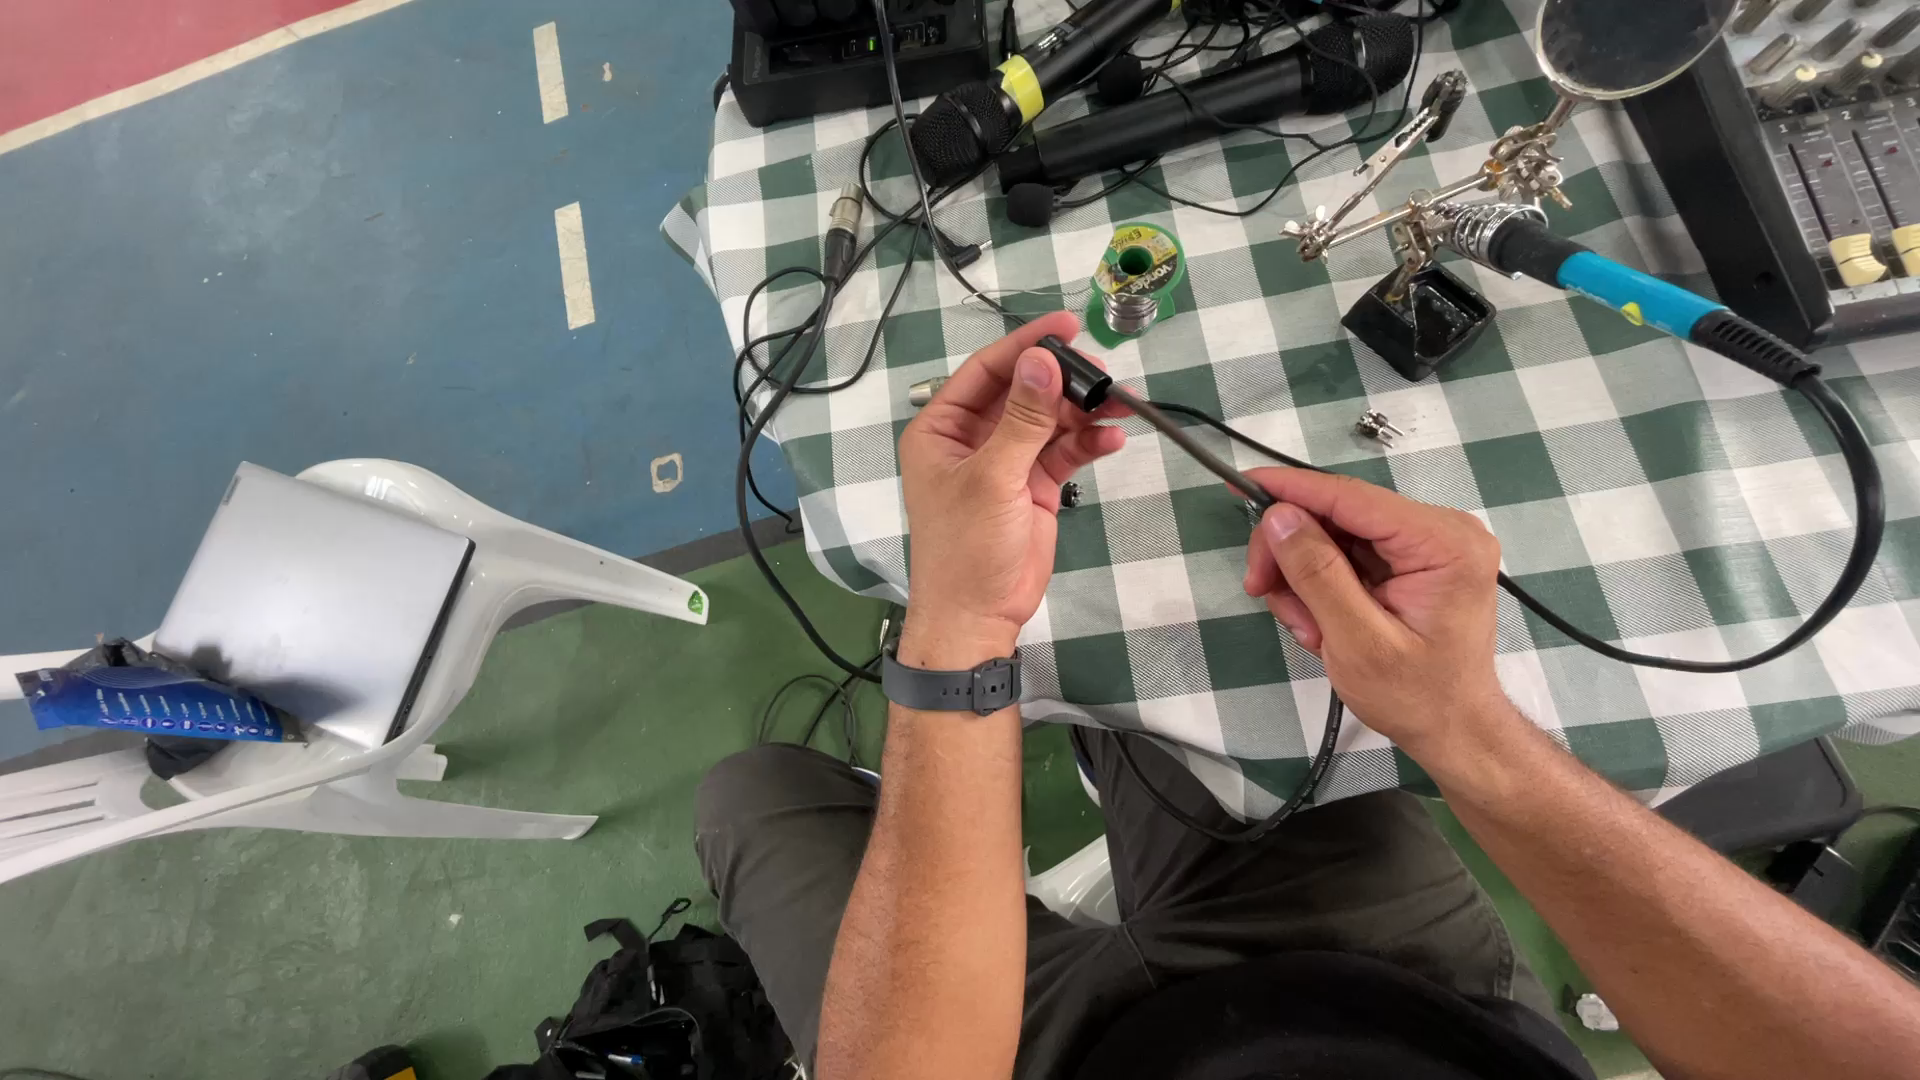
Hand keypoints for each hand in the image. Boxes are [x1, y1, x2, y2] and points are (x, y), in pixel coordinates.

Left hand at [898, 312, 1126, 668]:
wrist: (978, 616)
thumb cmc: (968, 547)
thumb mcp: (993, 479)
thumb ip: (1022, 420)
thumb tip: (1044, 361)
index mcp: (942, 428)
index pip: (985, 371)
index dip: (1026, 346)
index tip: (1068, 325)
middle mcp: (972, 438)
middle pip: (1022, 392)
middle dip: (1063, 383)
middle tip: (1105, 374)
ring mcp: (1005, 461)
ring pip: (1047, 420)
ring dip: (1082, 412)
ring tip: (1120, 403)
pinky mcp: (1032, 485)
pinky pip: (1062, 452)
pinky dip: (1086, 443)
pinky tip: (1113, 438)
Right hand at [1241, 468, 1513, 764]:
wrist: (1452, 730)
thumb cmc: (1414, 695)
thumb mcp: (1357, 640)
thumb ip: (1318, 573)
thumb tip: (1279, 517)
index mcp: (1442, 543)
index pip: (1350, 497)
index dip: (1291, 488)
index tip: (1240, 480)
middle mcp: (1437, 531)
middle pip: (1334, 514)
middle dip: (1289, 553)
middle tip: (1259, 590)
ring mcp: (1421, 546)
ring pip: (1328, 535)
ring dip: (1299, 578)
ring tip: (1304, 626)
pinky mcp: (1404, 562)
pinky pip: (1339, 555)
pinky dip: (1314, 586)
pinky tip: (1316, 622)